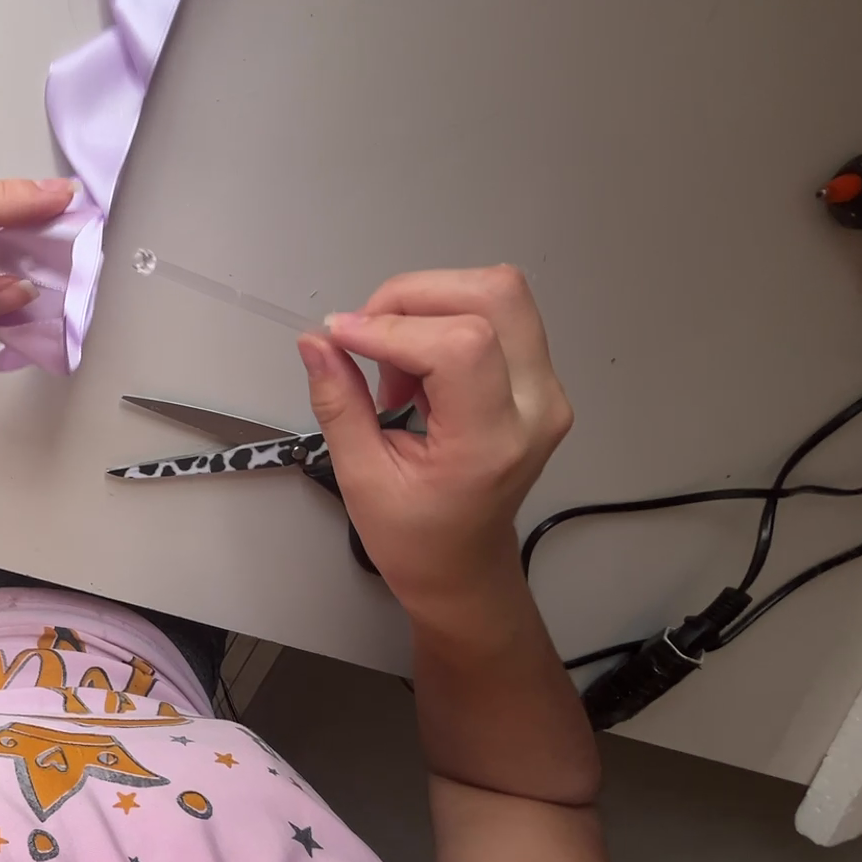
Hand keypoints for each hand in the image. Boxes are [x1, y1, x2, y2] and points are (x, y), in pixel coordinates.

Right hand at [297, 266, 572, 626]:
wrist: (463, 567)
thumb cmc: (410, 538)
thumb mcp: (360, 477)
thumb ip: (339, 404)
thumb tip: (314, 342)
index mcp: (492, 441)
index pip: (458, 345)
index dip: (389, 327)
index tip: (334, 338)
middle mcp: (537, 403)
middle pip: (494, 294)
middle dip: (411, 297)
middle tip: (363, 340)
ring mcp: (546, 386)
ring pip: (498, 294)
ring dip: (426, 308)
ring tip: (390, 366)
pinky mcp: (537, 377)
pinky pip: (495, 316)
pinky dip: (439, 322)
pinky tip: (412, 371)